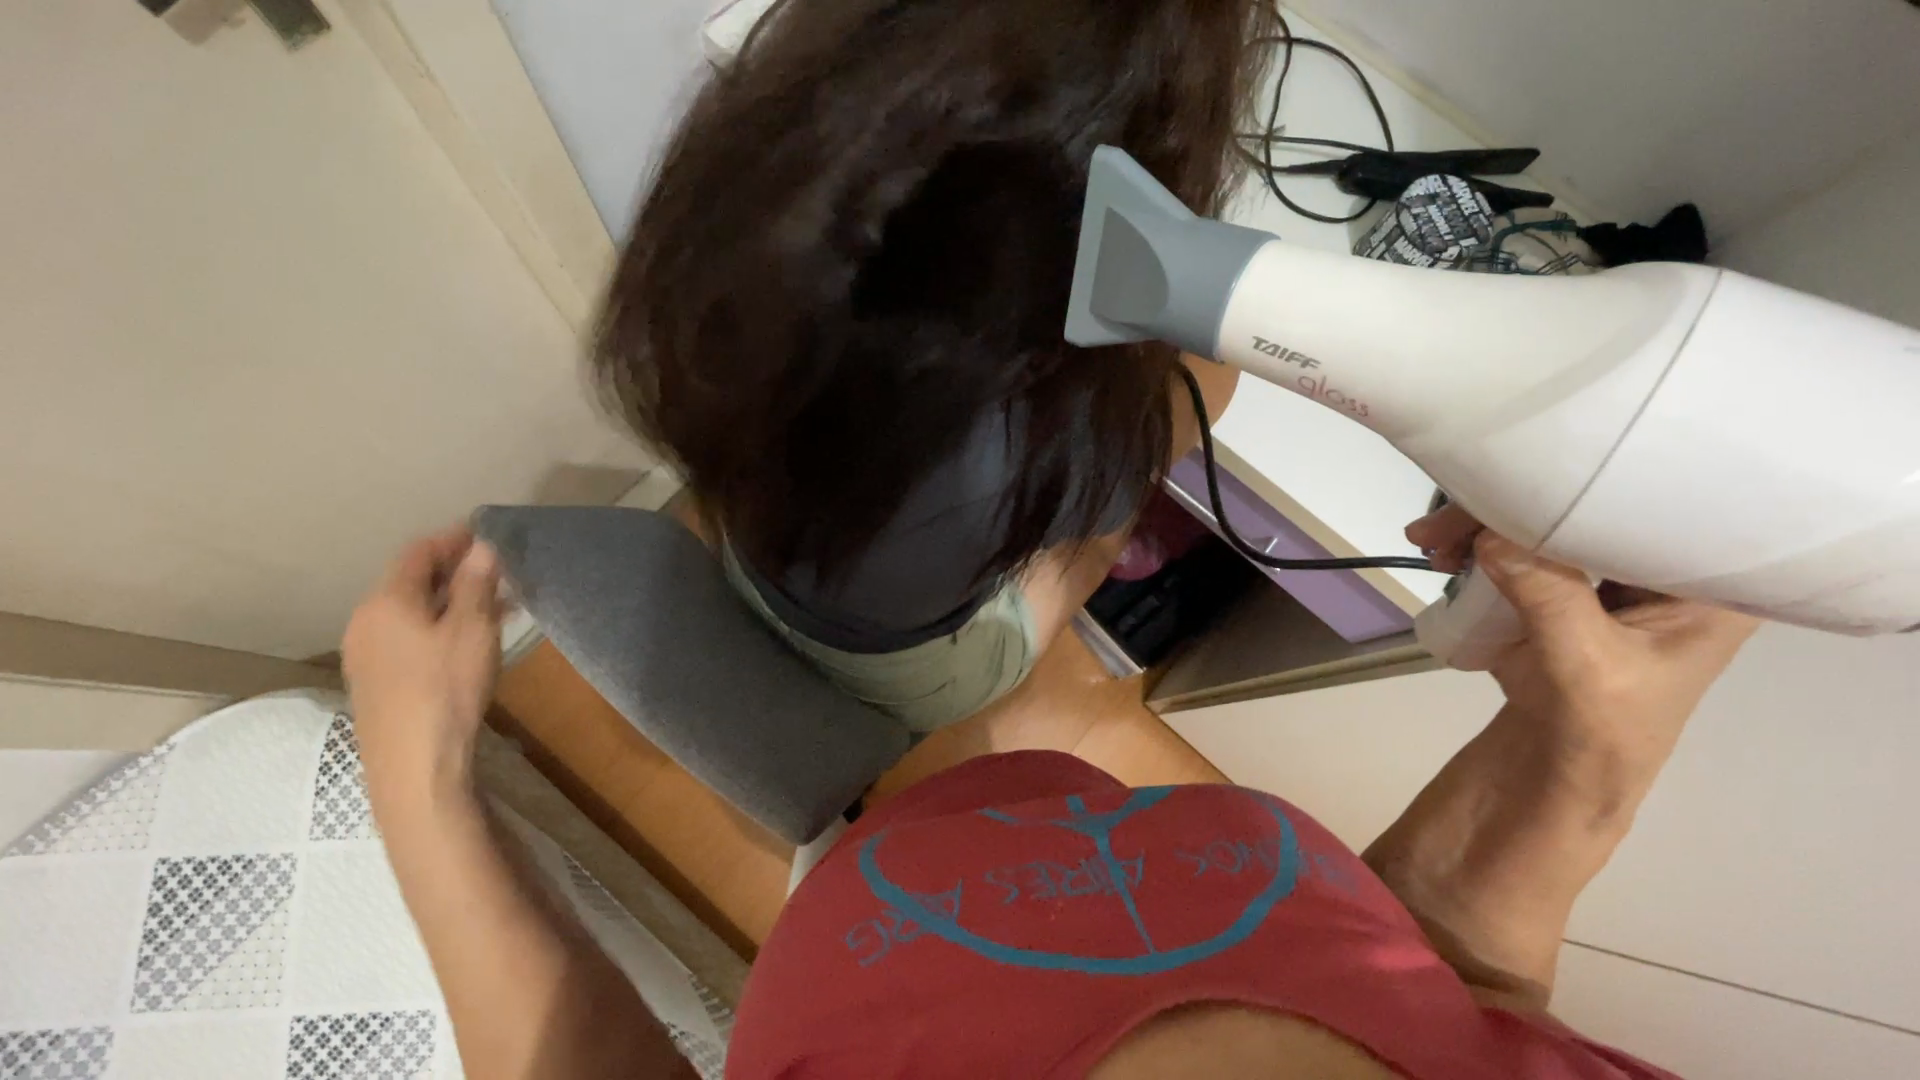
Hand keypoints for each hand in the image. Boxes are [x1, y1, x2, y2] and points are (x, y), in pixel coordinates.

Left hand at [342, 527, 503, 795]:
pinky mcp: (374, 681)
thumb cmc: (446, 687)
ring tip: (492, 607)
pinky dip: (437, 626)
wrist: (413, 762)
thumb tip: (482, 546)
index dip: (452, 539)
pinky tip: (466, 641)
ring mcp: (364, 653)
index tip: (487, 535)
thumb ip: (477, 583)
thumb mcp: (473, 629)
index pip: (418, 552)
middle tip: (497, 572)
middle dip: (454, 572)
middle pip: (410, 582)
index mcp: (385, 601)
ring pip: (411, 611)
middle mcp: (365, 620)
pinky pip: (407, 636)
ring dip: (449, 601)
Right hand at [1407, 505, 1759, 773]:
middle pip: (1585, 505)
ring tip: (1431, 544)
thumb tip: (1489, 536)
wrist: (1565, 762)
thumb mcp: (1585, 664)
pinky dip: (1479, 543)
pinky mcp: (1564, 581)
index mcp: (1704, 578)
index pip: (1648, 505)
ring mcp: (1608, 570)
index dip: (1585, 485)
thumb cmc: (1603, 725)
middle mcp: (1661, 561)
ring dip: (1482, 524)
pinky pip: (1521, 544)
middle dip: (1508, 507)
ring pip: (1544, 519)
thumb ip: (1547, 598)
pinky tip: (1445, 555)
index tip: (1515, 481)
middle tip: (1441, 526)